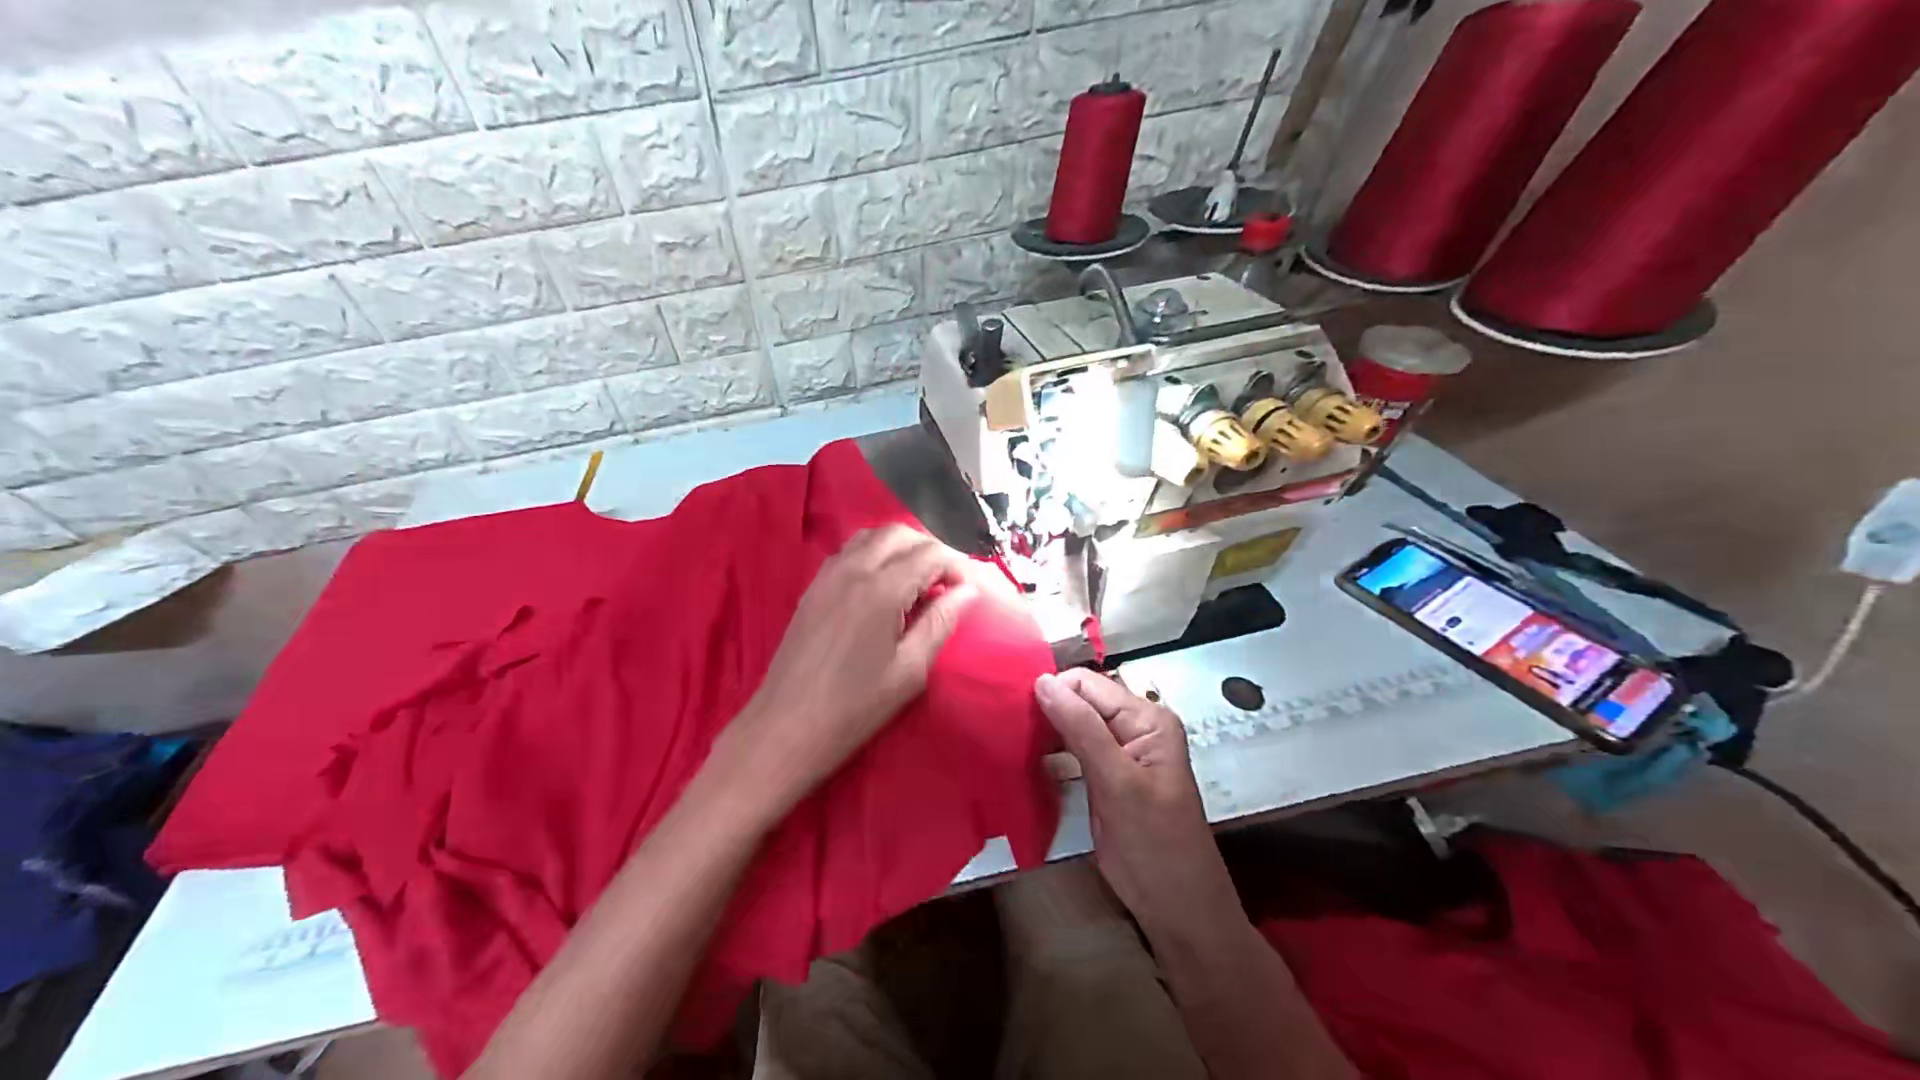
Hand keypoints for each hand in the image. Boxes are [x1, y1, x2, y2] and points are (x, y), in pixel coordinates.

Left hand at [719, 525, 978, 816]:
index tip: (969, 589)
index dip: (957, 565)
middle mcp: (853, 569)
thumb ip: (940, 623)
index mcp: (881, 589)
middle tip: (947, 580)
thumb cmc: (854, 707)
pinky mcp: (813, 588)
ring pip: (871, 536)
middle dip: (930, 548)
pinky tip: (884, 585)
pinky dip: (874, 554)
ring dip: (901, 547)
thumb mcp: (909, 671)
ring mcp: (827, 575)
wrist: (785, 728)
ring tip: (919, 580)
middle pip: (899, 533)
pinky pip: (849, 551)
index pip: (930, 553)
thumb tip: (967, 591)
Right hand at [1033, 670, 1239, 937]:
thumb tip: (1042, 682)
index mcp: (1146, 718)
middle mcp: (1133, 727)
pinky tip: (1026, 757)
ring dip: (1044, 730)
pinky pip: (1071, 750)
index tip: (1014, 709)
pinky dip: (1050, 752)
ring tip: (1009, 738)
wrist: (1175, 906)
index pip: (1088, 684)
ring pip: (1071, 724)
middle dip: (1045, 709)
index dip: (1052, 691)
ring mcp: (1117, 753)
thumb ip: (1081, 729)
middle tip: (1006, 725)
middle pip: (1079, 700)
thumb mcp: (1118, 782)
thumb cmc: (1155, 843)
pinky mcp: (1103, 776)